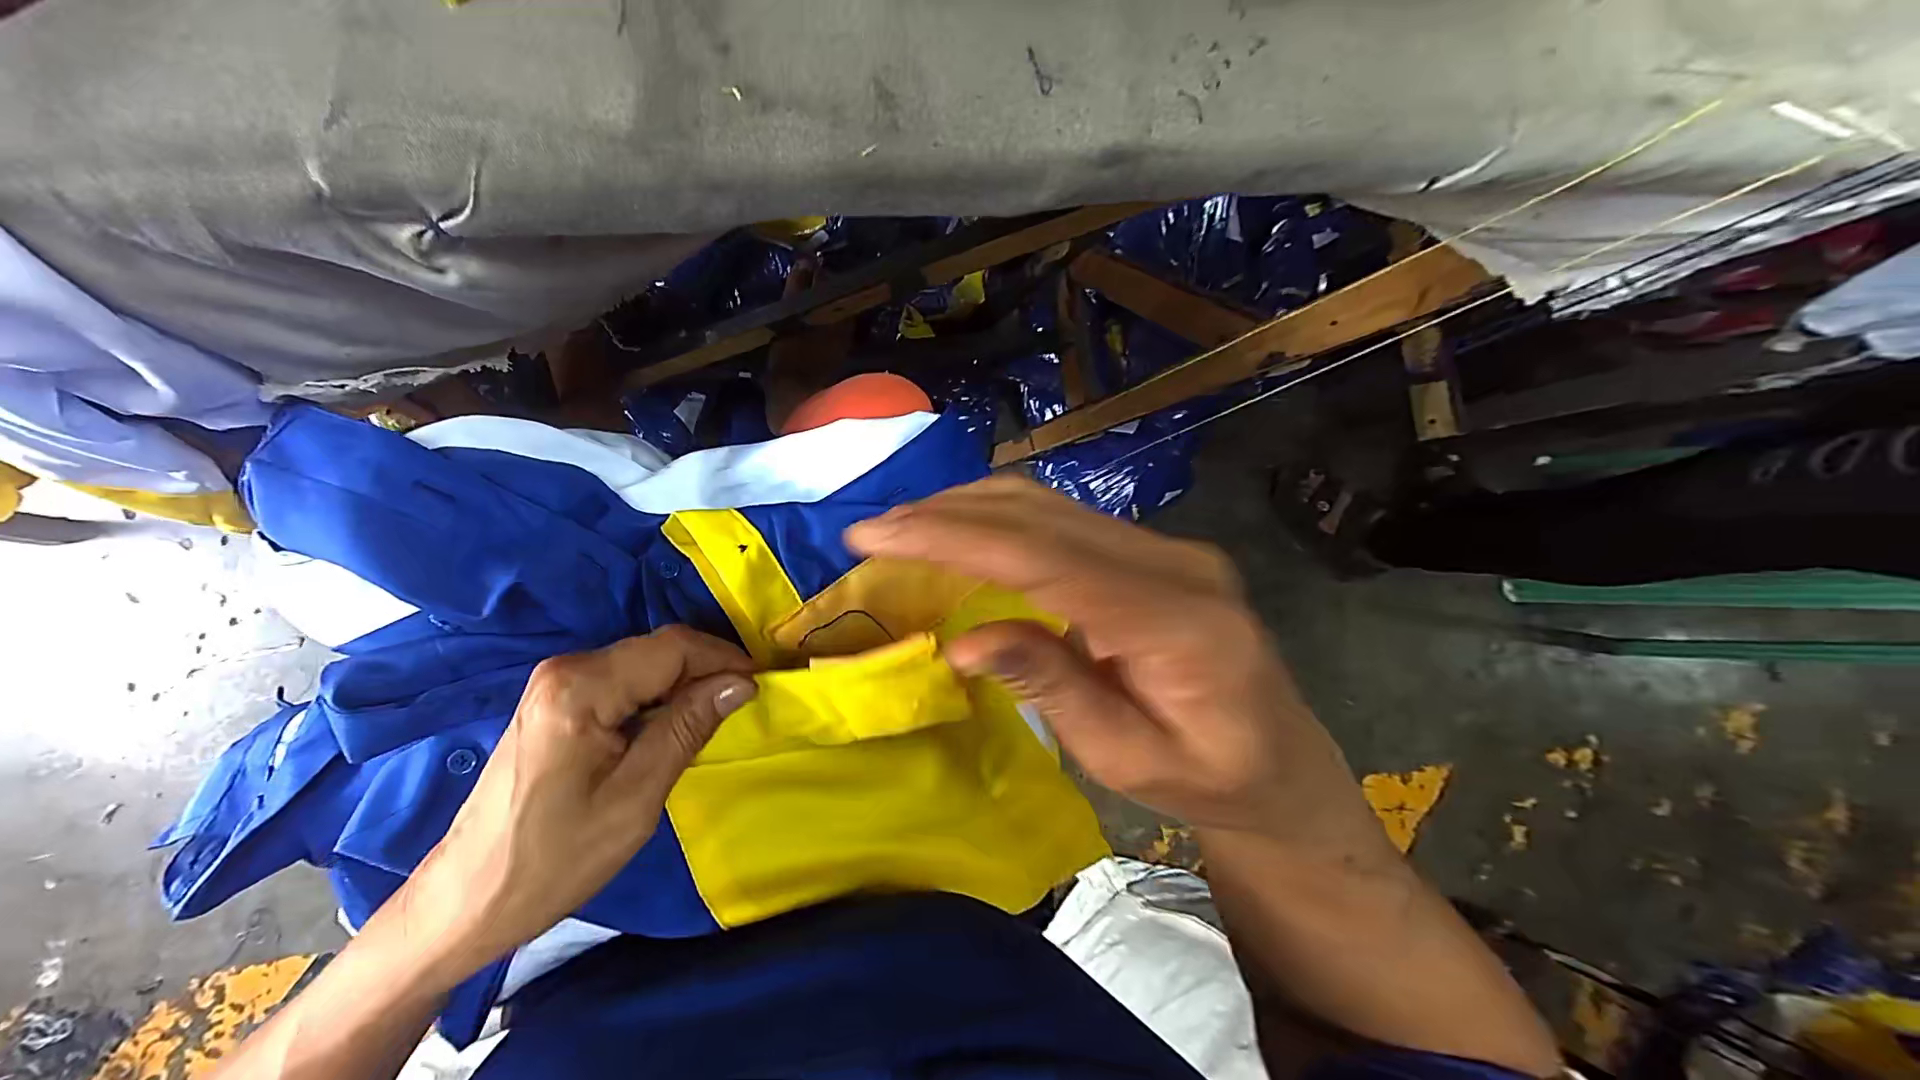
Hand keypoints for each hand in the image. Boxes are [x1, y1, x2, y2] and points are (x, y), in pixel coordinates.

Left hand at [389, 626, 758, 981]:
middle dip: (707, 671)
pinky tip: (673, 724)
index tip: (759, 688)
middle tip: (742, 706)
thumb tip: (741, 682)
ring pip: (644, 662)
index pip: (673, 647)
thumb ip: (688, 728)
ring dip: (685, 683)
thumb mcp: (637, 797)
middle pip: (658, 649)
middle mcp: (565, 669)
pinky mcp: (555, 700)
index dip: (723, 659)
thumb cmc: (556, 858)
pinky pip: (623, 679)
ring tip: (715, 717)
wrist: (469, 898)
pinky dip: (658, 694)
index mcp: (581, 687)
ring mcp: (556, 682)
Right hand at [846, 476, 1388, 858]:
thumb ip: (1053, 687)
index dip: (954, 539)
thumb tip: (964, 643)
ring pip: (1052, 506)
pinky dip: (1002, 521)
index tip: (878, 536)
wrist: (1283, 764)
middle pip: (1043, 515)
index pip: (1044, 557)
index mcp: (1175, 619)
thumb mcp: (1128, 758)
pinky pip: (1066, 521)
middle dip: (948, 515)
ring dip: (970, 509)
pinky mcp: (1156, 553)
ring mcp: (1168, 550)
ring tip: (903, 528)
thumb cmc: (1211, 781)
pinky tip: (962, 534)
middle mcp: (1174, 563)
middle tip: (874, 532)